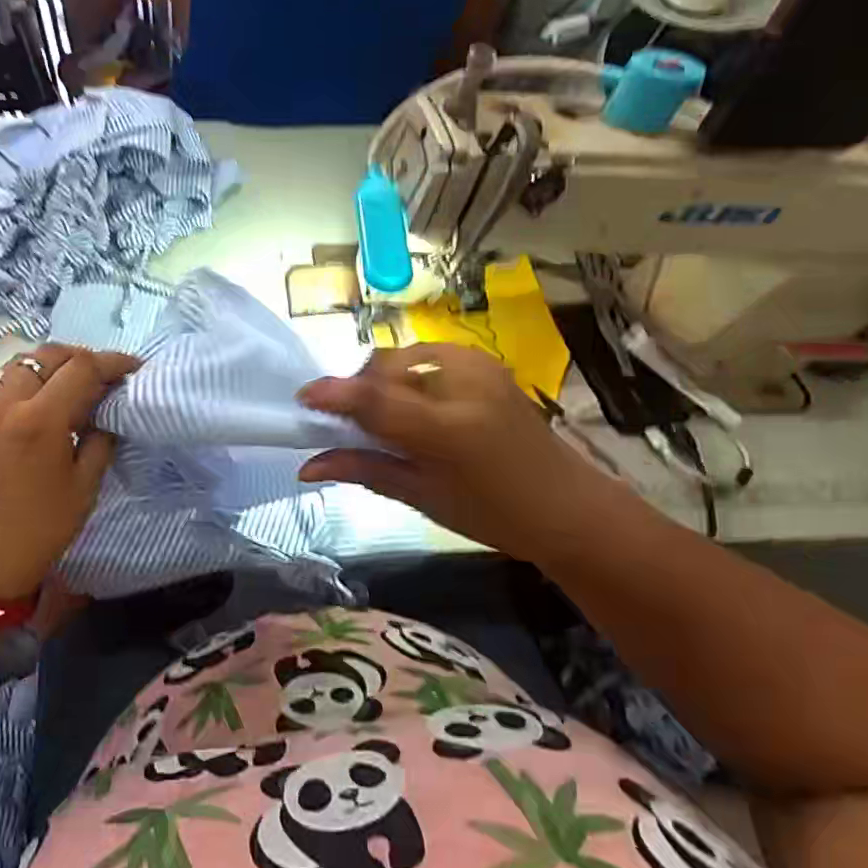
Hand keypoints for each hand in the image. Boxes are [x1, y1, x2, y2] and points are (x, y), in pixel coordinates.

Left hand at [0, 344, 139, 598]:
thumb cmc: (41, 527)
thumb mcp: (85, 484)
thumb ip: (100, 437)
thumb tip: (107, 411)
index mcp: (40, 419)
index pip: (81, 368)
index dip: (112, 363)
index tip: (133, 369)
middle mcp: (6, 404)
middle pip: (47, 356)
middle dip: (81, 357)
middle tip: (105, 375)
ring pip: (20, 365)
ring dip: (52, 366)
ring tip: (74, 386)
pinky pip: (2, 385)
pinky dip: (28, 382)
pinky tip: (43, 405)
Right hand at [297, 345, 625, 564]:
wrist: (564, 503)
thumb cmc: (492, 514)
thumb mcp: (422, 497)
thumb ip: (363, 470)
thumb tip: (307, 466)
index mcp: (448, 429)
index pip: (375, 398)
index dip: (333, 394)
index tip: (303, 400)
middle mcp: (463, 384)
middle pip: (385, 367)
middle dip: (358, 389)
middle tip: (350, 423)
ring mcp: (479, 366)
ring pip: (404, 354)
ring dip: (382, 379)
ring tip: (384, 415)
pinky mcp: (486, 361)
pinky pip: (428, 353)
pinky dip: (408, 372)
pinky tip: (415, 402)